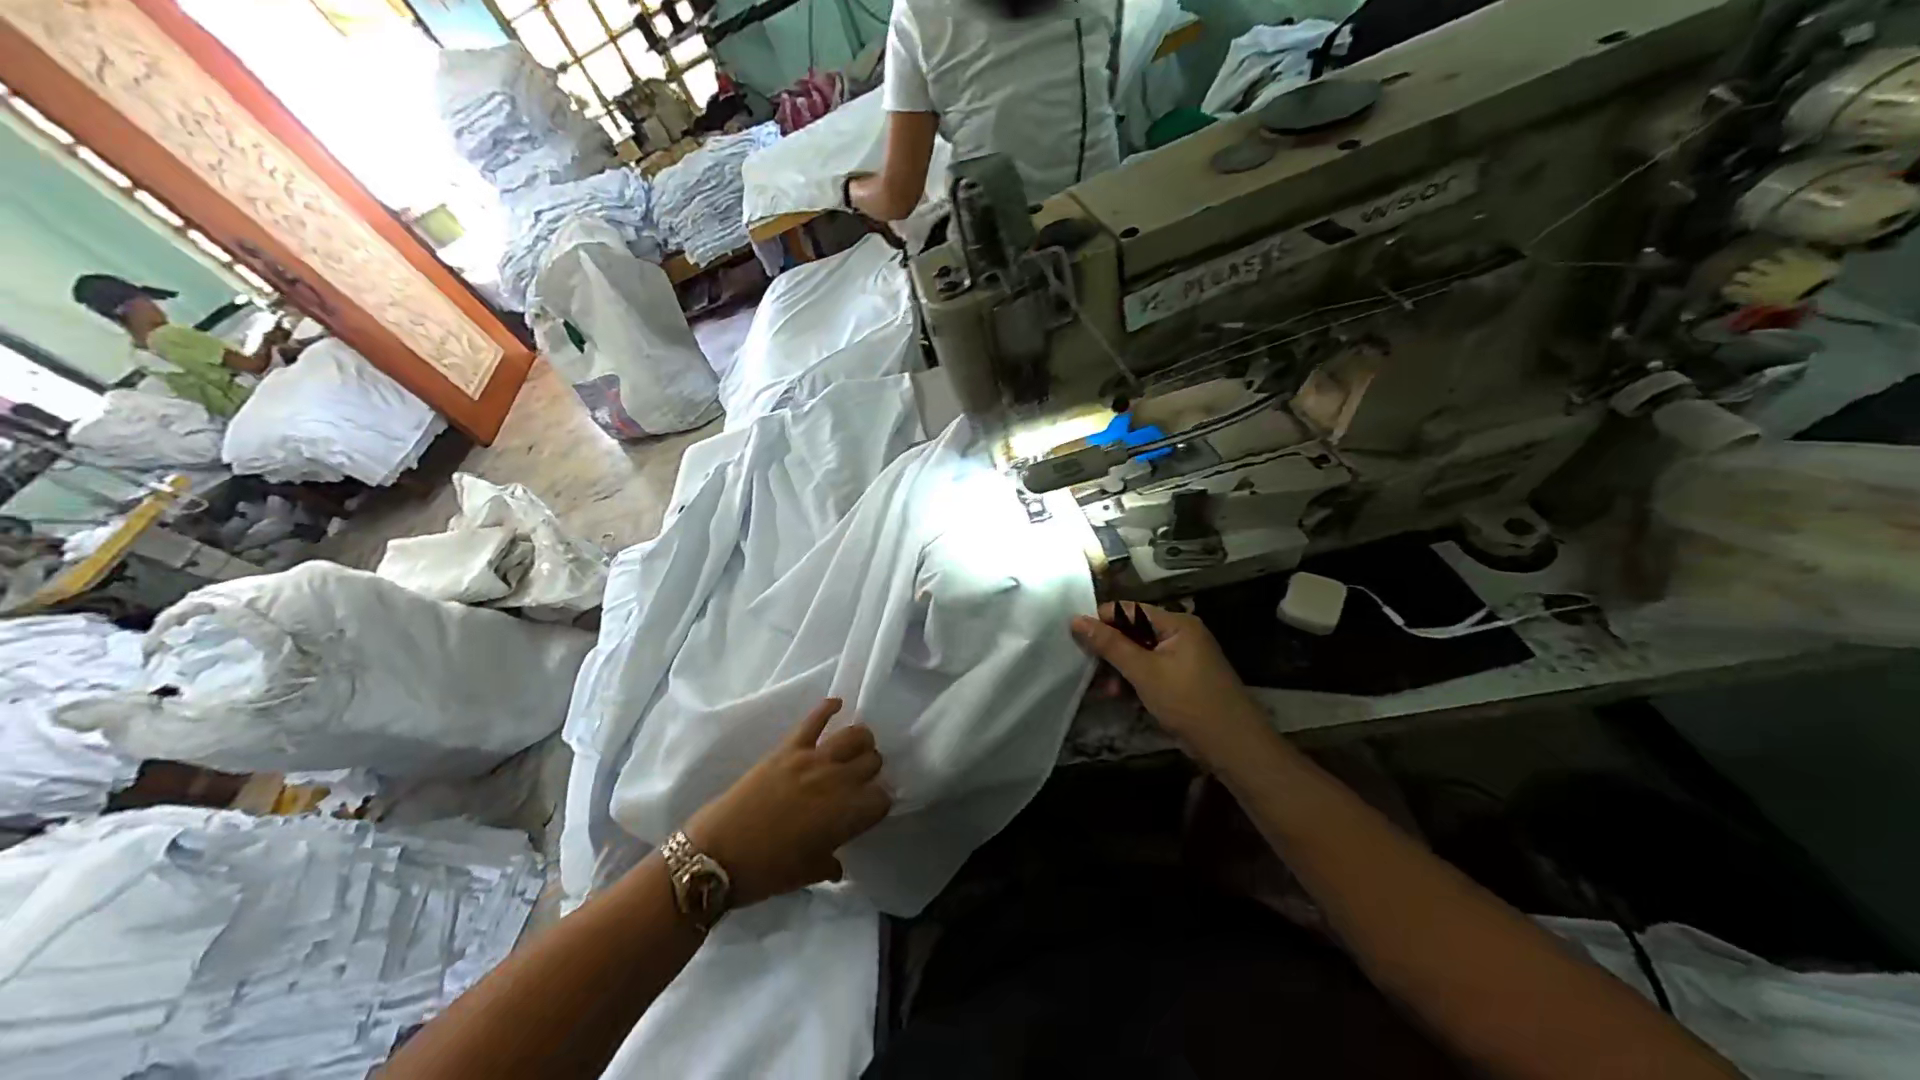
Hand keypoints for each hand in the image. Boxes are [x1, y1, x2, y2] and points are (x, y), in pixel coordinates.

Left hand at [684, 699, 891, 907]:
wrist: (716, 854)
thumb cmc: (766, 871)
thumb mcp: (807, 873)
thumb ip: (829, 863)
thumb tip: (838, 864)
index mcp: (845, 815)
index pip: (882, 798)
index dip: (879, 804)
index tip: (869, 810)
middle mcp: (837, 781)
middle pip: (872, 762)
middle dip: (871, 771)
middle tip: (860, 781)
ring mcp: (812, 759)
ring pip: (853, 735)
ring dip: (860, 741)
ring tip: (856, 748)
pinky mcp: (788, 748)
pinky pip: (814, 720)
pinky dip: (827, 708)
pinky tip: (837, 704)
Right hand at [1071, 603, 1268, 769]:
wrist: (1234, 747)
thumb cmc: (1189, 702)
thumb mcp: (1144, 672)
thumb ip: (1110, 645)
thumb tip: (1076, 619)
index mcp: (1177, 623)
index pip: (1129, 609)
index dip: (1102, 620)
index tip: (1075, 637)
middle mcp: (1181, 635)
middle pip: (1134, 631)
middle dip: (1109, 650)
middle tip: (1086, 668)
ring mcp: (1183, 659)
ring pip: (1140, 654)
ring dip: (1119, 669)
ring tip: (1103, 690)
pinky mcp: (1182, 680)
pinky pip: (1150, 671)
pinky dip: (1133, 680)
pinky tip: (1117, 696)